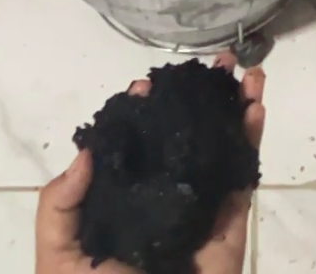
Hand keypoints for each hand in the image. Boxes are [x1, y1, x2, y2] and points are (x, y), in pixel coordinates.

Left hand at [35, 55, 266, 273]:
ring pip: (220, 146)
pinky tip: (256, 106)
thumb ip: (60, 205)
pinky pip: (242, 175)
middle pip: (186, 134)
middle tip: (217, 61)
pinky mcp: (229, 222)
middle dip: (202, 96)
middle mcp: (164, 194)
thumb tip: (87, 151)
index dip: (144, 109)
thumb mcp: (60, 259)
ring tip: (245, 71)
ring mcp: (200, 205)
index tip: (147, 83)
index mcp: (125, 199)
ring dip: (236, 106)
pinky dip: (252, 139)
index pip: (137, 143)